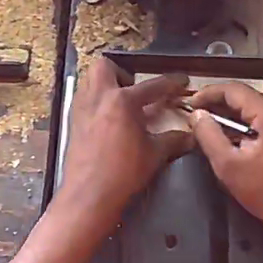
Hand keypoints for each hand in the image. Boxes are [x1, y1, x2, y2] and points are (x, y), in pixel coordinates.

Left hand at [58, 59, 191, 218]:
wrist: (89, 196)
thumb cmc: (123, 173)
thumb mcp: (154, 154)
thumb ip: (173, 140)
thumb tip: (190, 137)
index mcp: (123, 101)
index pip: (153, 85)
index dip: (171, 82)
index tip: (181, 81)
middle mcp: (99, 98)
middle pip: (105, 66)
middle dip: (122, 72)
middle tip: (136, 88)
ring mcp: (82, 109)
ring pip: (89, 80)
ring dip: (106, 84)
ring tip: (121, 100)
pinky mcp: (73, 123)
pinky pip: (84, 99)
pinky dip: (97, 101)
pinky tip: (108, 119)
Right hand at [187, 83, 262, 242]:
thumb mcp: (228, 164)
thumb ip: (209, 135)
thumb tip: (196, 114)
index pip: (234, 90)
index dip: (208, 94)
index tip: (189, 104)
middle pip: (243, 96)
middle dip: (216, 104)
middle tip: (194, 115)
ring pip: (250, 107)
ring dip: (227, 114)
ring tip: (204, 124)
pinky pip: (258, 118)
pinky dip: (240, 124)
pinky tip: (224, 135)